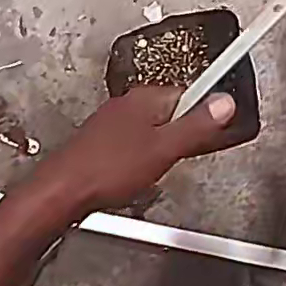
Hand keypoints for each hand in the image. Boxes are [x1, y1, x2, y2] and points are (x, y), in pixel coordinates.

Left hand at [38, 87, 237, 211]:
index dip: (203, 116)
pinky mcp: (103, 143)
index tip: (213, 133)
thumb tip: (225, 102)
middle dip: (179, 139)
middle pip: (171, 114)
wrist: (61, 192)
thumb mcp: (164, 149)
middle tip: (176, 159)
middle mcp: (128, 105)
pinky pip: (134, 147)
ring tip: (152, 173)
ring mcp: (113, 123)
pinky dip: (141, 162)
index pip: (189, 93)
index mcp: (145, 98)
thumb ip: (197, 126)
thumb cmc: (107, 169)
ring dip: (159, 153)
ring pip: (152, 133)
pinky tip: (135, 178)